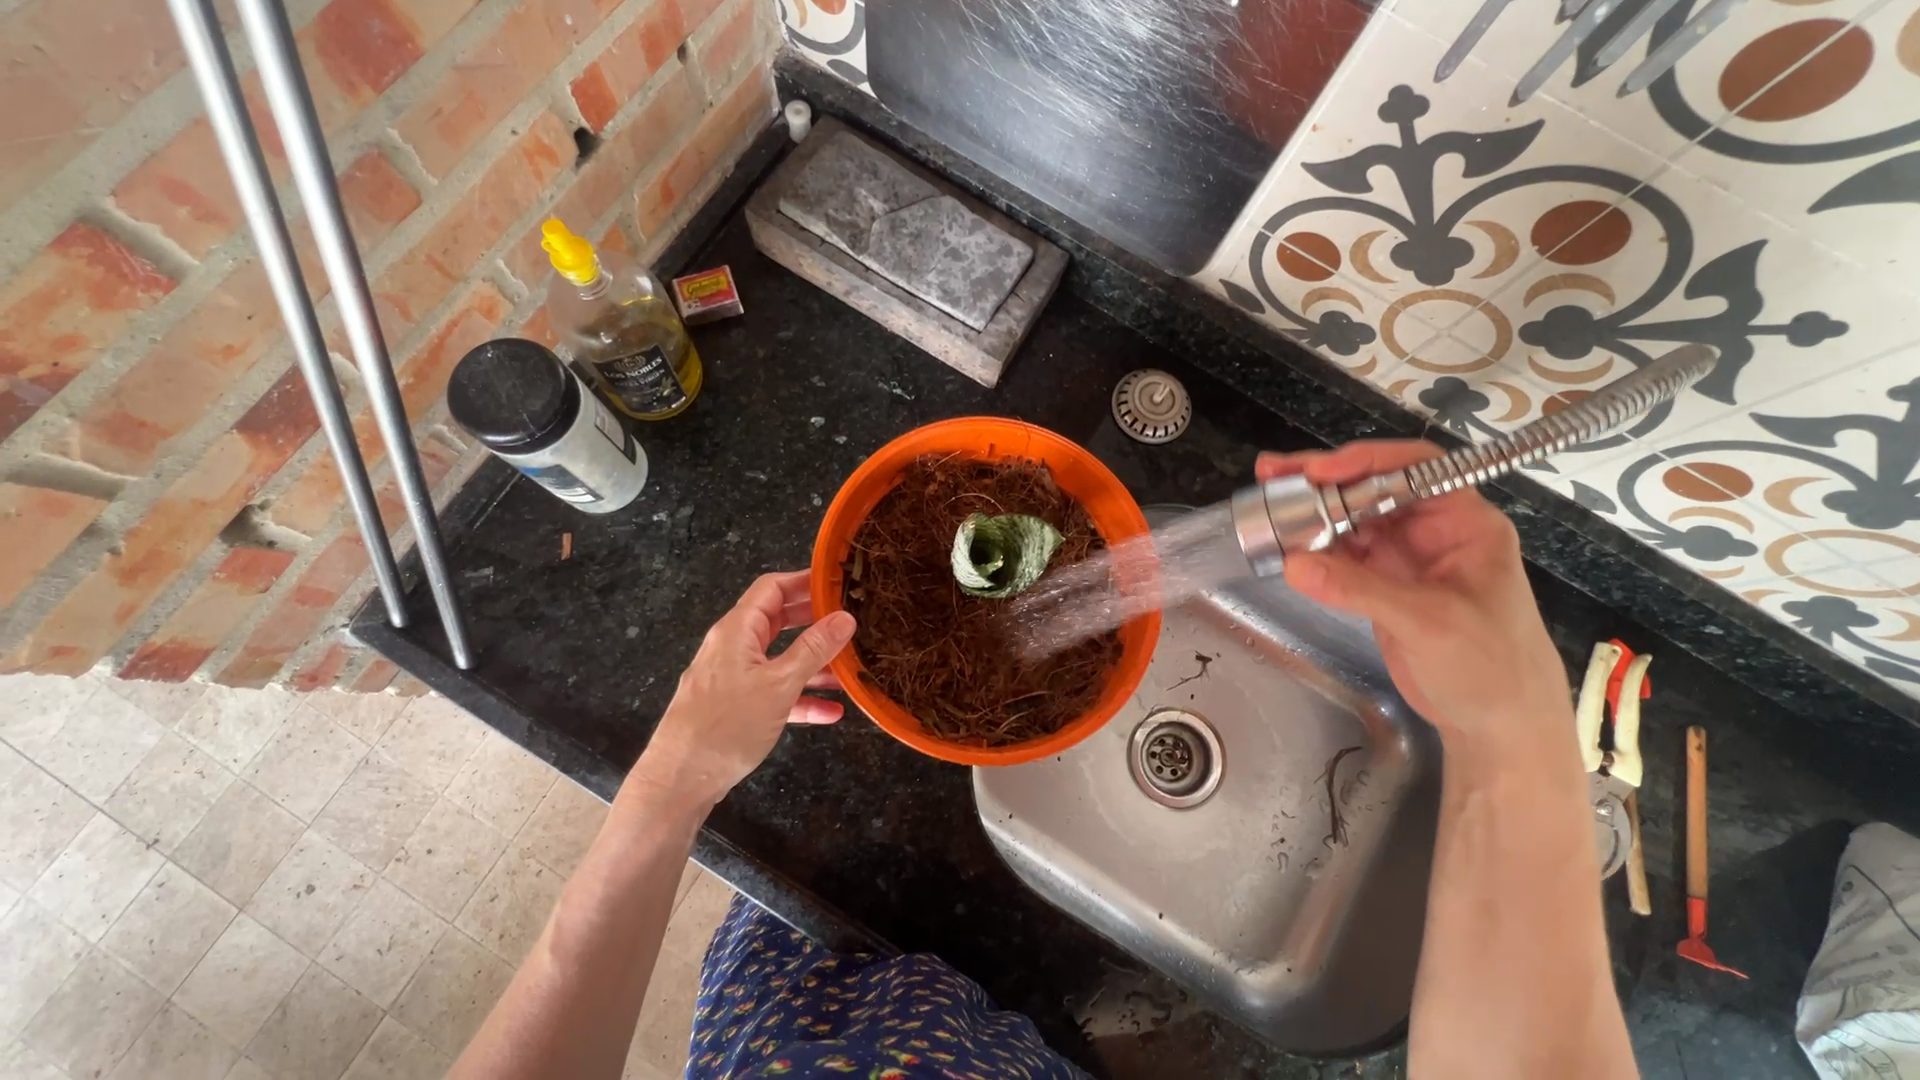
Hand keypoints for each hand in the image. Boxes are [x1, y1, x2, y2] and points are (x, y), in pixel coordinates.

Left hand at [629, 571, 856, 807]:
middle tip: (851, 621)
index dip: (805, 580)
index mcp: (737, 630)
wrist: (680, 780)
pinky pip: (775, 692)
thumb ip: (814, 649)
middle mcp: (734, 647)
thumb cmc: (728, 725)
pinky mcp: (737, 708)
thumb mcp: (779, 685)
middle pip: (778, 621)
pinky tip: (831, 712)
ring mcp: (734, 678)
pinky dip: (801, 698)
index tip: (839, 583)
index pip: (772, 588)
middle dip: (814, 621)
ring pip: (780, 659)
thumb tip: (846, 617)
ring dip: (813, 663)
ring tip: (850, 668)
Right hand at [1257, 442, 1571, 746]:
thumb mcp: (1427, 622)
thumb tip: (1294, 563)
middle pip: (1373, 488)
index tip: (1318, 472)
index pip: (1415, 469)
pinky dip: (1314, 549)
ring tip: (1268, 504)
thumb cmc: (1488, 666)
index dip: (1366, 462)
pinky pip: (1343, 554)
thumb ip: (1359, 589)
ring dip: (1312, 512)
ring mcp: (1405, 558)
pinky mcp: (1383, 585)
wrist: (1497, 724)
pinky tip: (1285, 544)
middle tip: (1272, 472)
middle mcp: (1432, 532)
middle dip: (1324, 481)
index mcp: (1463, 523)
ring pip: (1353, 520)